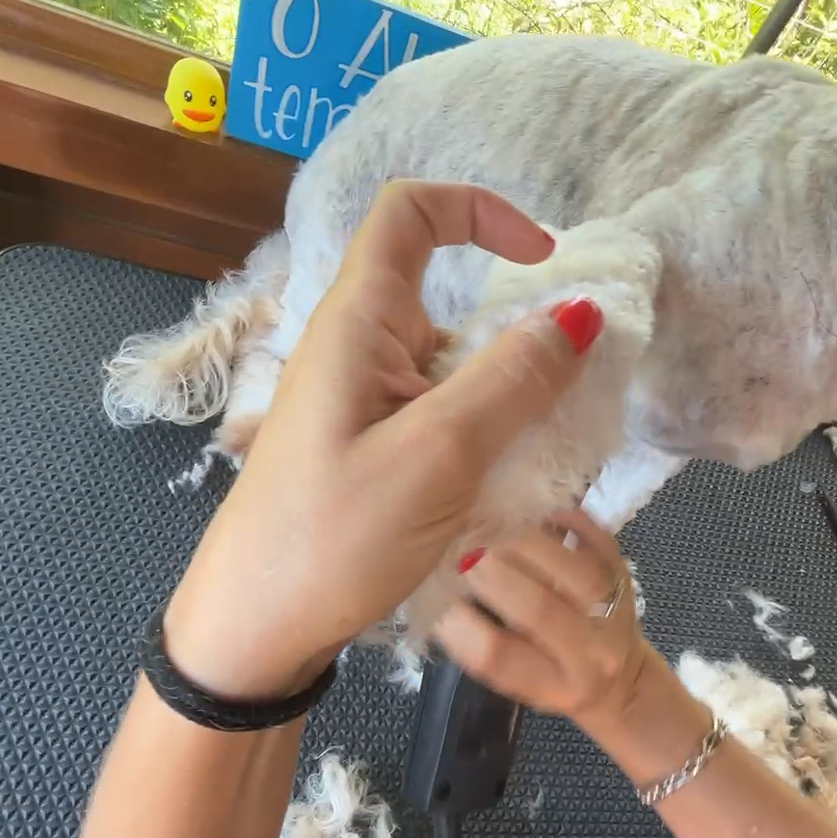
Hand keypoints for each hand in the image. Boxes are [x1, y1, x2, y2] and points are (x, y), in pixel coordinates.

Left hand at [165, 181, 605, 698]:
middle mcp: (356, 351)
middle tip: (563, 396)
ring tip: (540, 455)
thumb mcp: (439, 453)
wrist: (257, 626)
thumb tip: (578, 313)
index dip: (480, 211)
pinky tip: (505, 483)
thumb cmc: (335, 535)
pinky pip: (436, 419)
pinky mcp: (365, 452)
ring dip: (503, 396)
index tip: (543, 259)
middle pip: (445, 302)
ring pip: (448, 370)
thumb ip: (512, 379)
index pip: (411, 213)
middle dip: (513, 334)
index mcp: (359, 323)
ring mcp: (359, 406)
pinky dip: (480, 435)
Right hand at [431, 510, 659, 726]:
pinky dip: (566, 522)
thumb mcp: (515, 678)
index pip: (499, 656)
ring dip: (525, 543)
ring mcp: (615, 614)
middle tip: (460, 550)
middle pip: (539, 609)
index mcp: (550, 686)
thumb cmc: (551, 678)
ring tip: (490, 527)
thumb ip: (482, 642)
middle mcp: (589, 655)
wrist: (621, 681)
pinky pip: (598, 541)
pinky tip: (536, 514)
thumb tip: (437, 589)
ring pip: (572, 571)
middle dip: (492, 573)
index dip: (460, 624)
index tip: (436, 597)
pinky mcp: (625, 577)